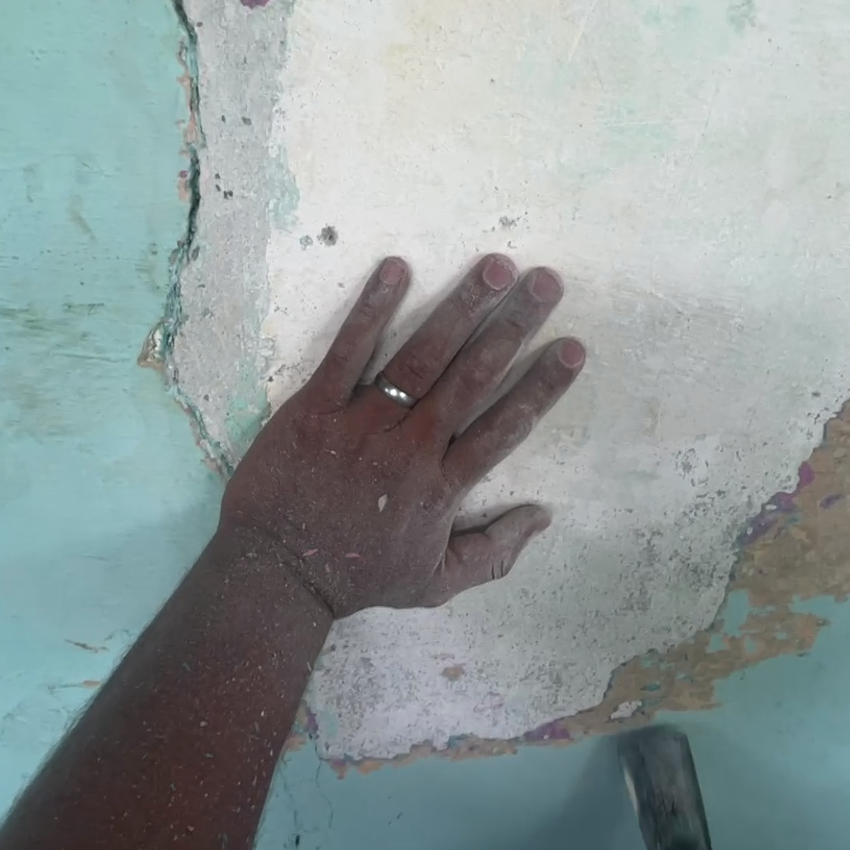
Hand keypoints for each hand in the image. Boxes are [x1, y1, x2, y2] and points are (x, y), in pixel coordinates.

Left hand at [216, 254, 584, 617]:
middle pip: (473, 378)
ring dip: (461, 308)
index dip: (543, 385)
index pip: (506, 426)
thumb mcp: (436, 583)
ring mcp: (362, 423)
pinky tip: (397, 269)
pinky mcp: (316, 408)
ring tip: (494, 266)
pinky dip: (371, 310)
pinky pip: (348, 352)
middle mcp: (411, 447)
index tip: (573, 347)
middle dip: (514, 327)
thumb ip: (494, 553)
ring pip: (421, 357)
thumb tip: (544, 517)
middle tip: (545, 282)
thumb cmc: (358, 575)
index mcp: (443, 486)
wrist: (276, 574)